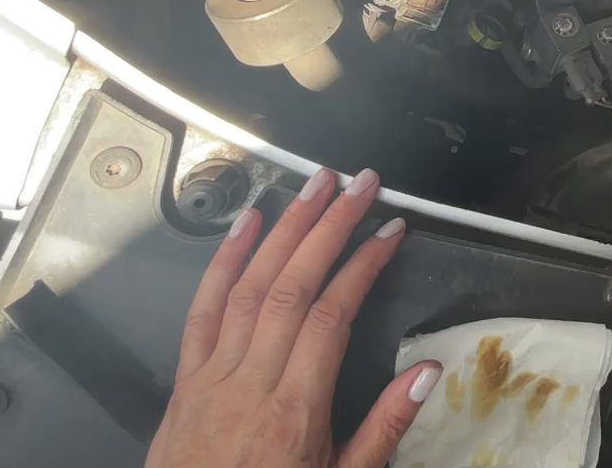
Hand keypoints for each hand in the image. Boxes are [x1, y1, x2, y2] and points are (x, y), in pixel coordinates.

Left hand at [146, 167, 441, 467]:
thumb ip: (385, 427)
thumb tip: (428, 370)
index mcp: (291, 413)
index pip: (331, 316)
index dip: (364, 265)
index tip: (391, 230)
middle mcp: (247, 387)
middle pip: (291, 288)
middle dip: (329, 226)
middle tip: (360, 183)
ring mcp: (209, 381)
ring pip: (248, 289)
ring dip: (285, 228)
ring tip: (314, 184)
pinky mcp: (183, 383)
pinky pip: (201, 314)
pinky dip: (223, 262)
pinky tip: (245, 224)